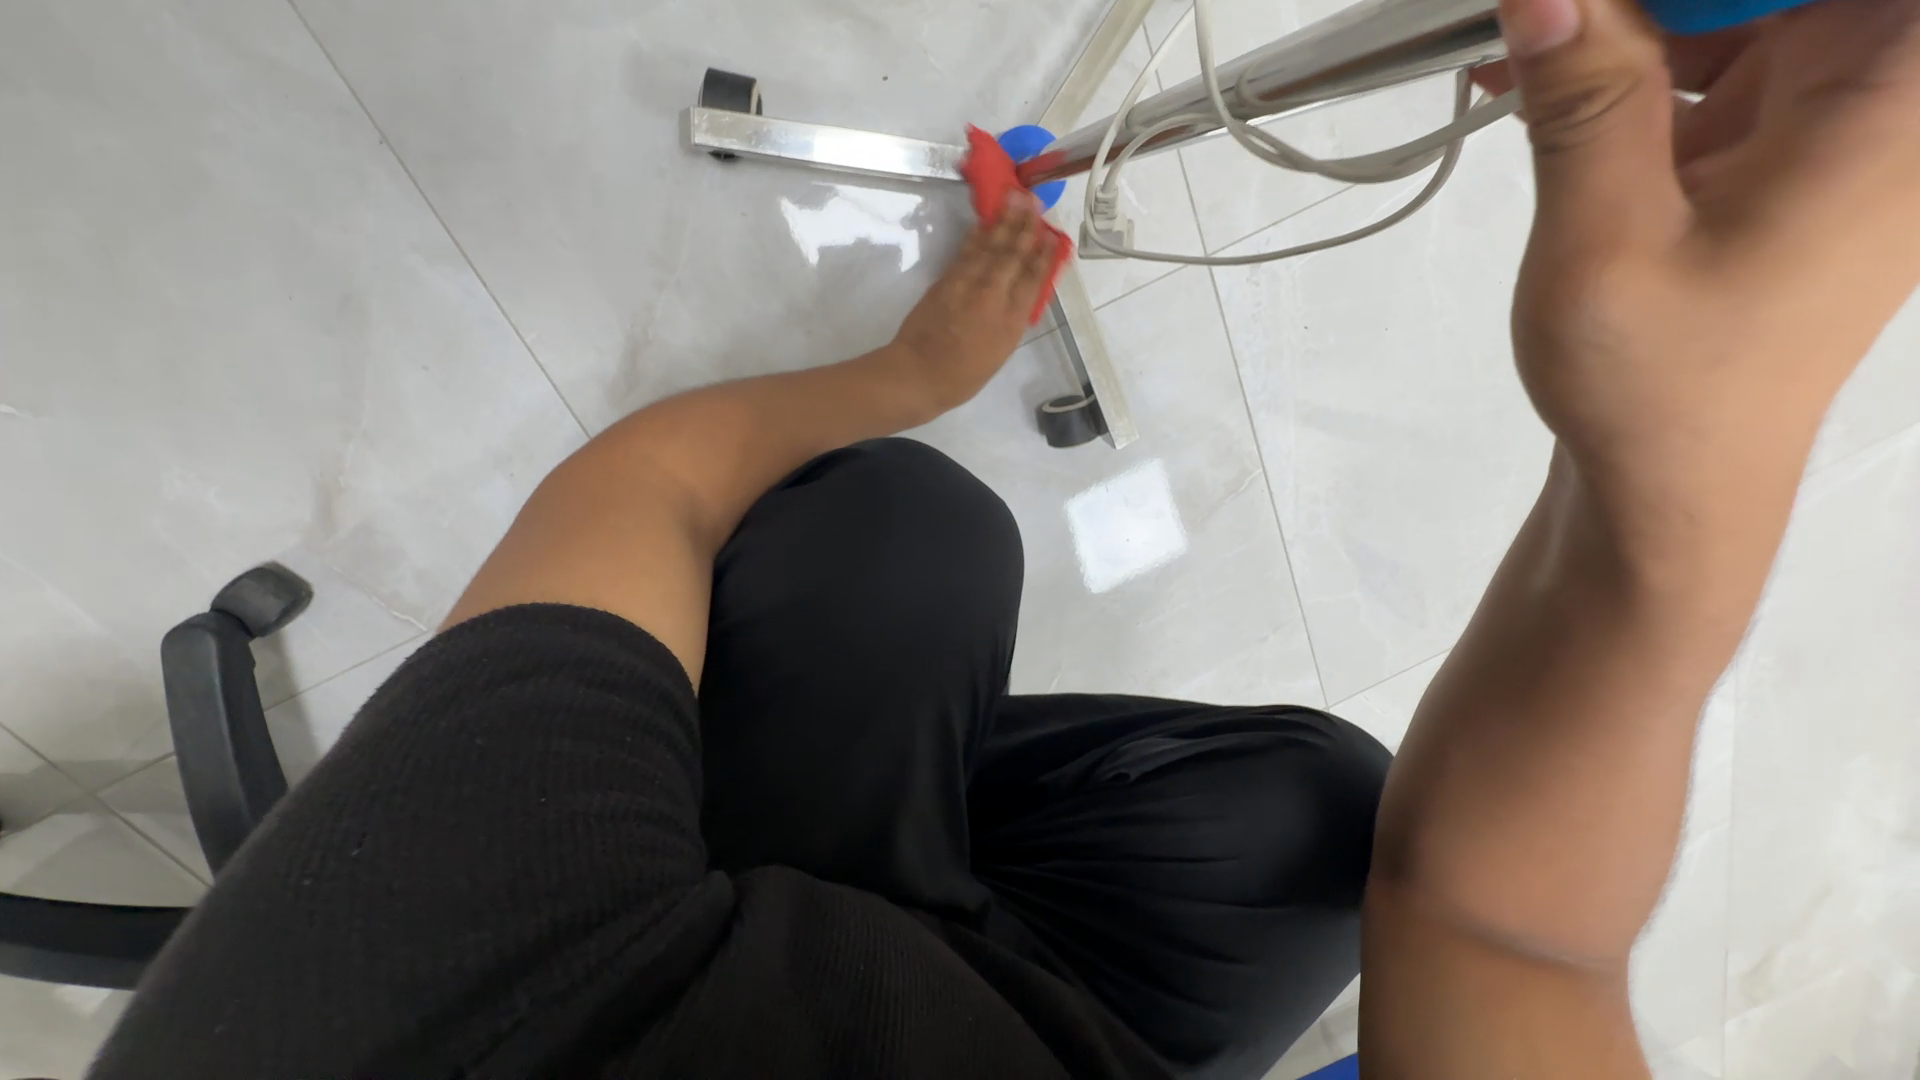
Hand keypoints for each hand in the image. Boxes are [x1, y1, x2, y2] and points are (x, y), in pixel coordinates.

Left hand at [887, 191, 1061, 413]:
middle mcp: (993, 296)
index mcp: (1011, 319)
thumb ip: (1010, 322)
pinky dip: (977, 235)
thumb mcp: (998, 354)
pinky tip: (985, 224)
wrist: (919, 374)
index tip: (1052, 236)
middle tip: (1033, 201)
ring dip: (1003, 222)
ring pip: (990, 246)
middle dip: (1025, 227)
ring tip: (1014, 199)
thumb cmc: (962, 376)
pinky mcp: (946, 281)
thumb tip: (1018, 298)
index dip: (1044, 255)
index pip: (1033, 278)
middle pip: (1013, 255)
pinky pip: (967, 252)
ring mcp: (968, 284)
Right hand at [1485, 0, 1919, 571]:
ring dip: (1620, 31)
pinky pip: (1708, 73)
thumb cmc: (1652, 380)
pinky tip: (1536, 84)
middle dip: (1634, 6)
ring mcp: (1833, 121)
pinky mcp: (1772, 156)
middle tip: (1530, 22)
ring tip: (1510, 49)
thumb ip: (1585, 104)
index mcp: (1901, 93)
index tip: (1571, 7)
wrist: (1668, 482)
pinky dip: (1623, 73)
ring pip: (1735, 20)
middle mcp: (1892, 89)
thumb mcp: (1603, 239)